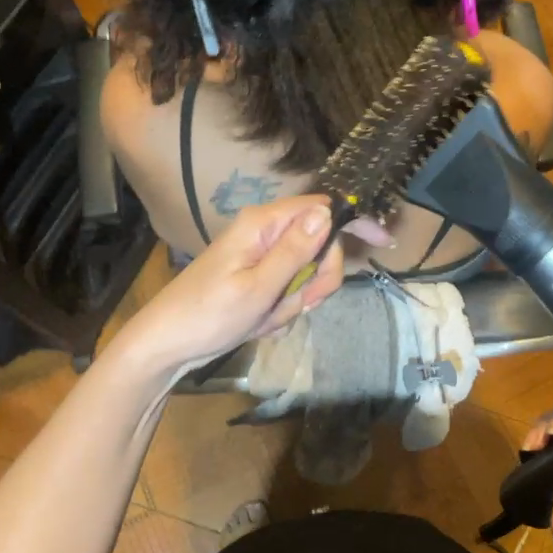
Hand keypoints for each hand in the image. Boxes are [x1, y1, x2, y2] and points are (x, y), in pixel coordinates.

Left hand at [115, 195, 346, 374]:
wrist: (168, 345)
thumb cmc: (209, 314)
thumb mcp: (259, 287)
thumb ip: (295, 250)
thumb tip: (326, 212)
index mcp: (263, 224)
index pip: (321, 207)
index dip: (354, 221)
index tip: (384, 242)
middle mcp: (264, 233)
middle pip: (320, 245)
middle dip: (316, 278)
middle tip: (297, 302)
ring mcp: (260, 257)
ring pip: (306, 273)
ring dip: (296, 299)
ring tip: (267, 317)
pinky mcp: (257, 279)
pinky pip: (288, 290)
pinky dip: (282, 309)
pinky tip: (260, 322)